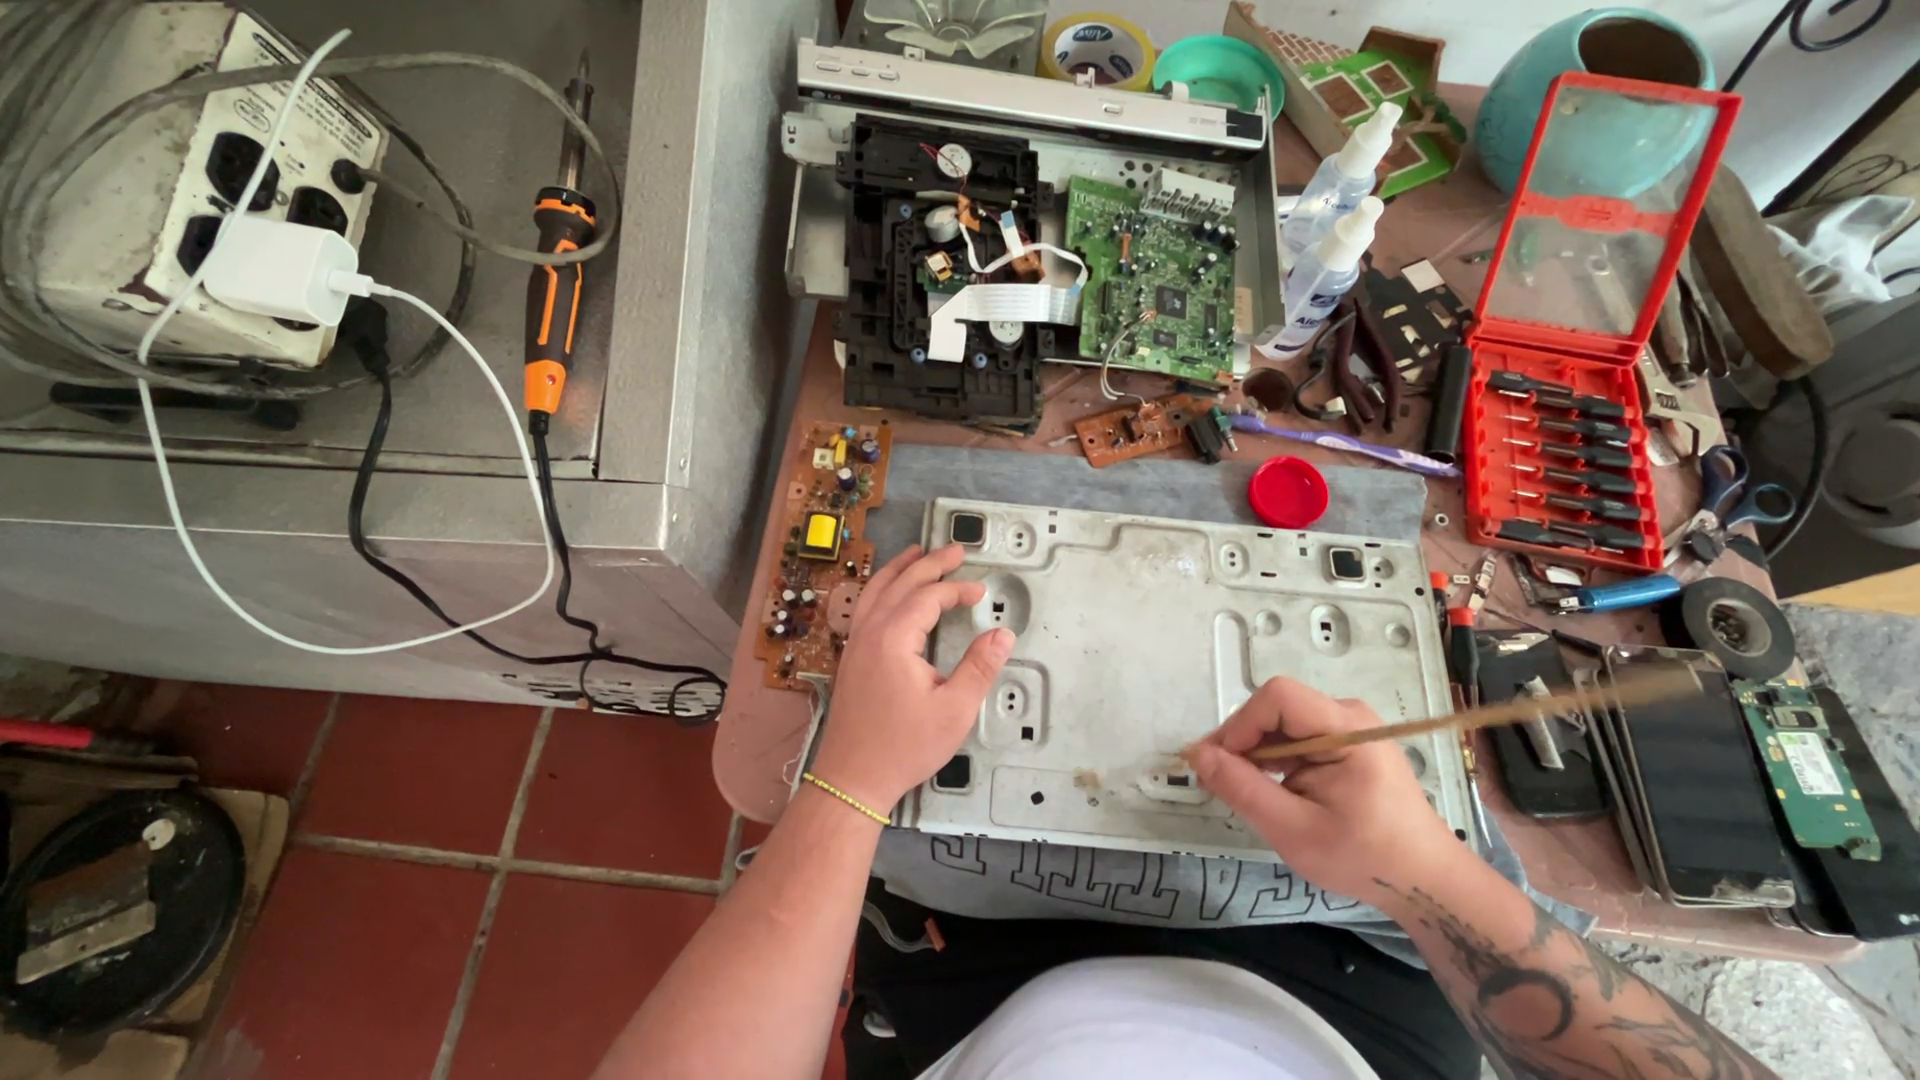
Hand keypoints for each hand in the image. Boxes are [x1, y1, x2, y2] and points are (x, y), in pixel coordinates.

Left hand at [808, 544, 1013, 812]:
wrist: (852, 779)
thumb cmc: (904, 747)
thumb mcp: (954, 711)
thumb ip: (980, 667)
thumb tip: (1003, 634)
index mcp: (893, 639)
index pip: (928, 597)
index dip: (957, 589)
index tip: (981, 592)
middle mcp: (869, 633)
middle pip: (900, 584)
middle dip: (930, 563)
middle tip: (956, 550)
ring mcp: (855, 644)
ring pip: (875, 591)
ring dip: (900, 569)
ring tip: (917, 553)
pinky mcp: (851, 659)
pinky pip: (865, 608)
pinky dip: (881, 588)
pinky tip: (889, 593)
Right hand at [1185, 678, 1465, 907]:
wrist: (1424, 881)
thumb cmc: (1364, 858)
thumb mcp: (1293, 830)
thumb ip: (1243, 789)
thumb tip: (1197, 755)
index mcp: (1346, 730)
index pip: (1277, 697)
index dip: (1241, 724)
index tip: (1220, 765)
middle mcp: (1349, 716)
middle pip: (1277, 707)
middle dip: (1243, 741)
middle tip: (1221, 782)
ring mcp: (1350, 728)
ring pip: (1282, 722)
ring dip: (1256, 751)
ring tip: (1244, 790)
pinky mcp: (1347, 744)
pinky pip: (1297, 736)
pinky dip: (1274, 758)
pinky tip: (1269, 788)